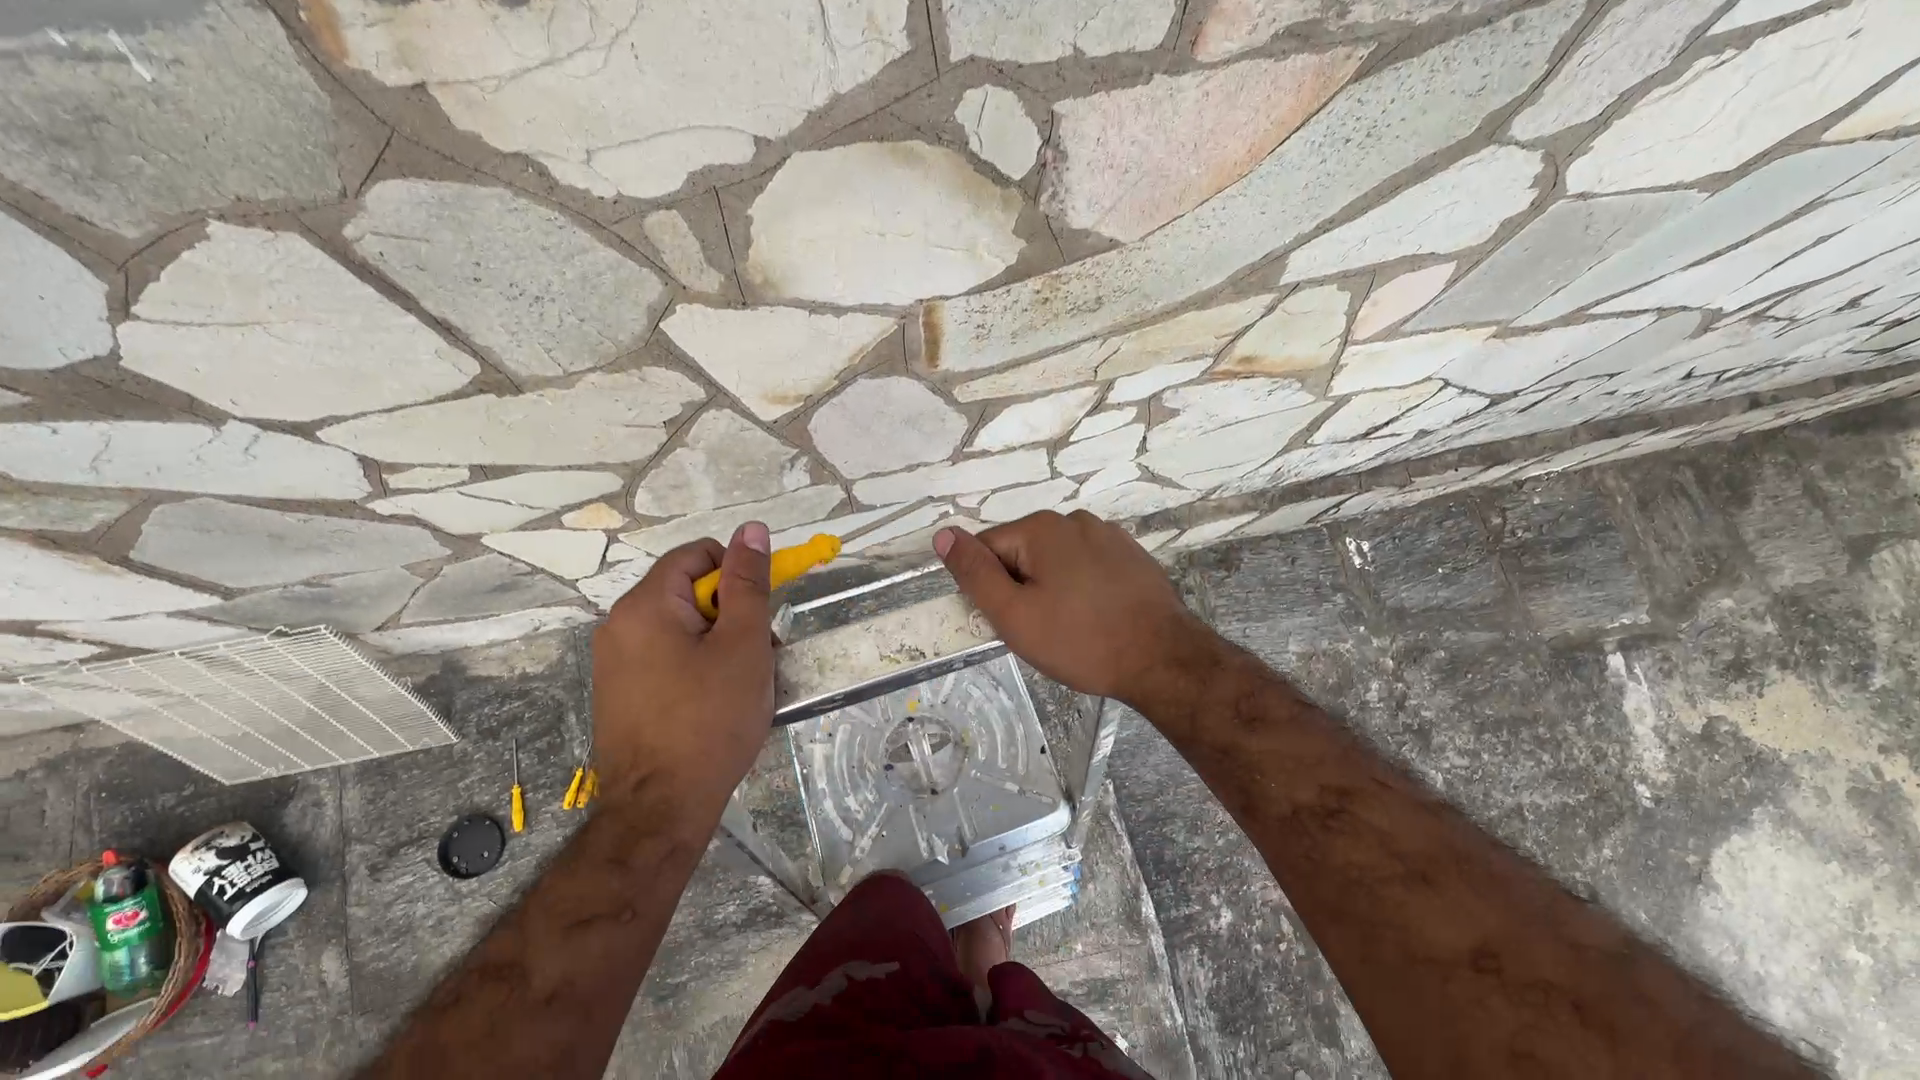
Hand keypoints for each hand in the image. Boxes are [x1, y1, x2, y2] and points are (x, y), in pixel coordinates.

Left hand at [592, 522, 773, 823]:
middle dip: (730, 614)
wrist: (660, 808)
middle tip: (757, 656)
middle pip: (688, 591)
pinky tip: (713, 705)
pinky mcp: (618, 693)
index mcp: (645, 604)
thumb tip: (752, 530)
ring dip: (716, 644)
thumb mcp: (743, 646)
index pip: (698, 554)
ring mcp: (614, 661)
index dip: (737, 573)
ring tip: (739, 687)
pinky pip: (664, 658)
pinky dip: (694, 668)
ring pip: (680, 628)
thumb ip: (749, 583)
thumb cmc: (710, 721)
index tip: (761, 614)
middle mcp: (619, 624)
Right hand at [933, 511, 1218, 708]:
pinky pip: (1088, 568)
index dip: (990, 589)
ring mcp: (1109, 535)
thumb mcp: (1013, 615)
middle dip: (1022, 589)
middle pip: (1023, 553)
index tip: (1011, 621)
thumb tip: (943, 535)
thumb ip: (974, 573)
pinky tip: (1097, 619)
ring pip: (1057, 562)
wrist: (1163, 659)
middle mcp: (1075, 520)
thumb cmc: (1081, 641)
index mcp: (1042, 528)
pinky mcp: (1132, 556)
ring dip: (1052, 589)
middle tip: (1042, 631)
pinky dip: (1083, 590)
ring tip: (1072, 628)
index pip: (987, 549)